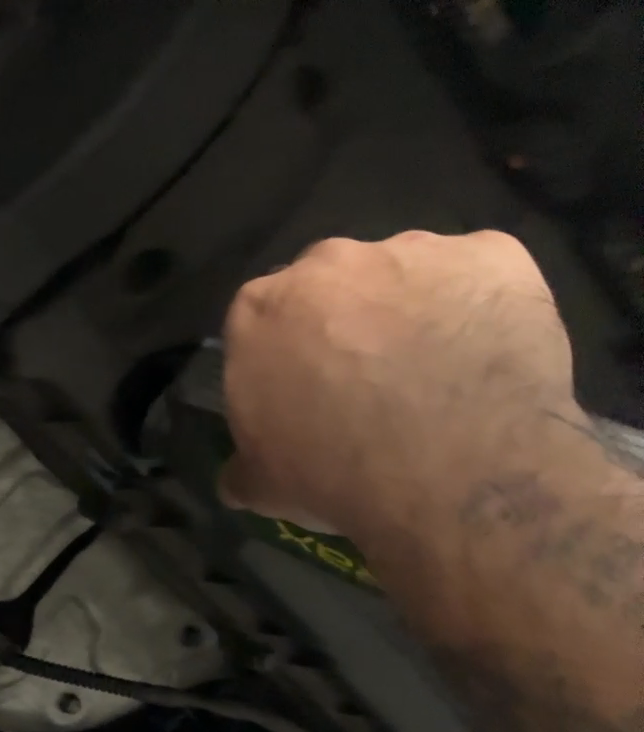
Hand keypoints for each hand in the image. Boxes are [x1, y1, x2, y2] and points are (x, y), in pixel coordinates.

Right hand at [219, 230, 578, 538]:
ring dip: (405, 303)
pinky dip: (476, 297)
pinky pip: (477, 269)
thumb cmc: (330, 471)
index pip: (261, 316)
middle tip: (361, 368)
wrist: (454, 472)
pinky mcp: (494, 253)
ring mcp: (413, 252)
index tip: (298, 380)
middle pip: (329, 280)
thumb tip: (240, 474)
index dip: (281, 347)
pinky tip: (480, 344)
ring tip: (429, 359)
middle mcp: (327, 264)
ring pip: (401, 271)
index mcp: (258, 309)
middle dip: (340, 315)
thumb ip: (242, 460)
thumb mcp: (256, 478)